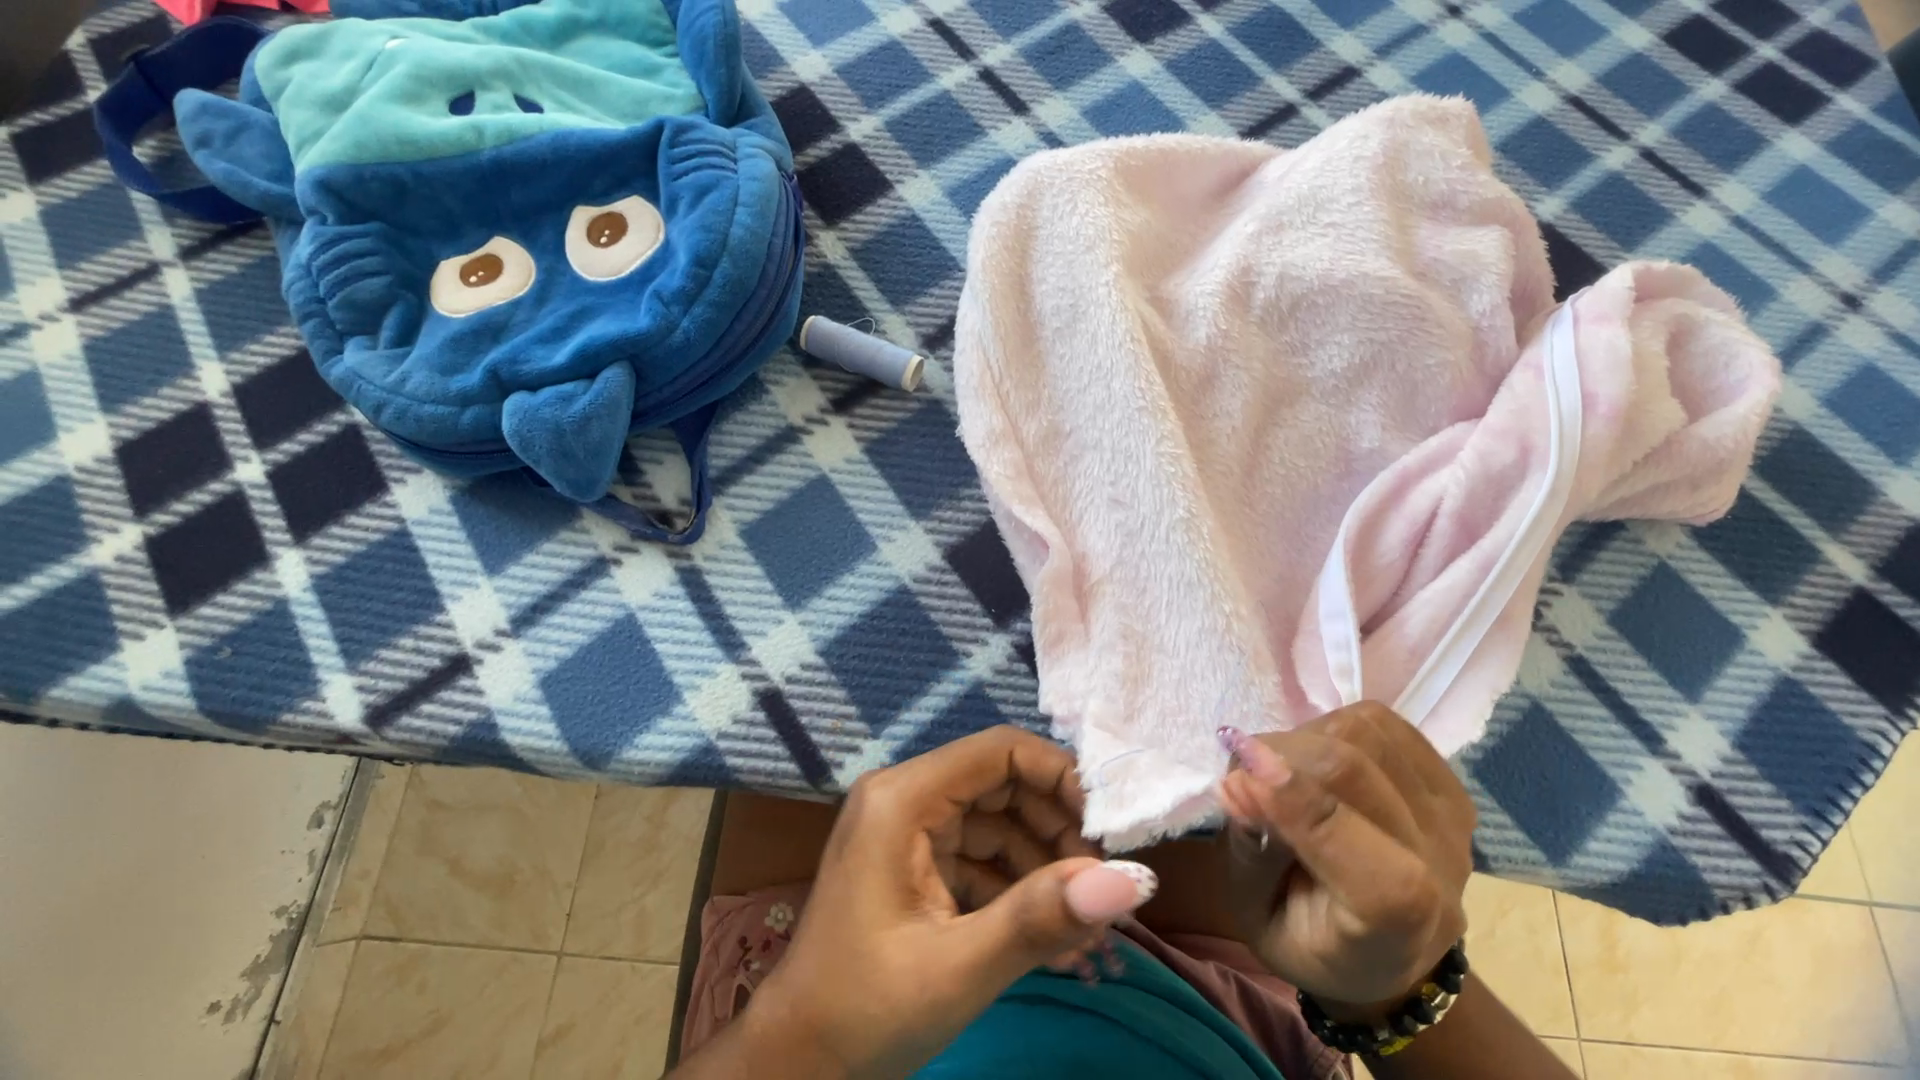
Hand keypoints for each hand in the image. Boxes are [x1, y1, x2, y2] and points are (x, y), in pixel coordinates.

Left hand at [741, 726, 1158, 1078]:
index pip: (1000, 751)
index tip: (1111, 830)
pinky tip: (1053, 940)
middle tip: (1102, 890)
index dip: (1062, 776)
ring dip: (1046, 866)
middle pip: (1004, 784)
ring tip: (1085, 928)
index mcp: (902, 799)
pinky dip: (1019, 889)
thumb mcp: (959, 967)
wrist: (798, 1062)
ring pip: (999, 822)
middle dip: (1060, 830)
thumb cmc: (867, 1009)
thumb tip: (1133, 878)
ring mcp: (908, 832)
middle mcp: (904, 799)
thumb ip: (1042, 918)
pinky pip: (982, 857)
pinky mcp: (914, 865)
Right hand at [1218, 702, 1474, 1020]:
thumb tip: (1236, 783)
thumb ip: (1250, 855)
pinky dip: (1334, 727)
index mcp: (1396, 923)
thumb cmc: (1309, 941)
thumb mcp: (1258, 919)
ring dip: (1305, 738)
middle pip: (1355, 770)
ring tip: (1283, 769)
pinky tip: (1316, 758)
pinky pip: (1383, 724)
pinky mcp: (1448, 784)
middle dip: (1281, 756)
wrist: (1385, 957)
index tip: (1240, 772)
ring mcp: (1450, 819)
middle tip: (1242, 770)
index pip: (1356, 849)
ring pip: (1365, 734)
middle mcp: (1439, 865)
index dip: (1298, 804)